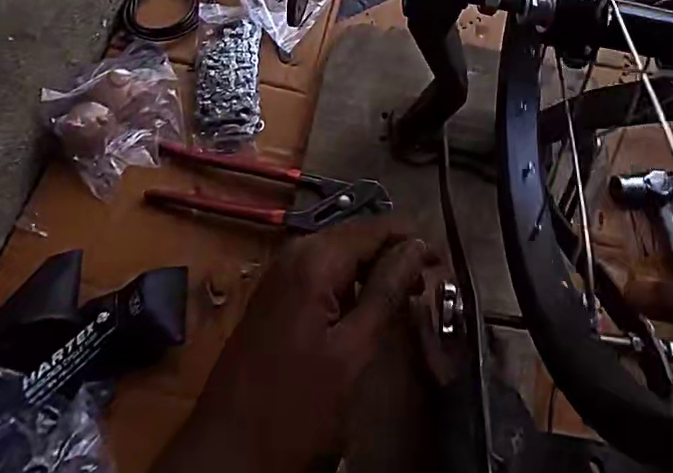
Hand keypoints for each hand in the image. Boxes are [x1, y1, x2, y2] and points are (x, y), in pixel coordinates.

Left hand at [152, 220, 438, 472]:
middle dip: (394, 253)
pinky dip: (351, 284)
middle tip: (430, 280)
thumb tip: (416, 246)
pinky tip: (369, 306)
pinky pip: (322, 274)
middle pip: (355, 237)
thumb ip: (386, 292)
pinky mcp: (277, 296)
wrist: (229, 446)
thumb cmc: (298, 403)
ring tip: (408, 294)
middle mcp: (295, 253)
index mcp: (315, 258)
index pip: (373, 227)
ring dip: (374, 269)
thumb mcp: (353, 350)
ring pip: (340, 255)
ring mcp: (281, 274)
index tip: (443, 259)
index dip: (411, 237)